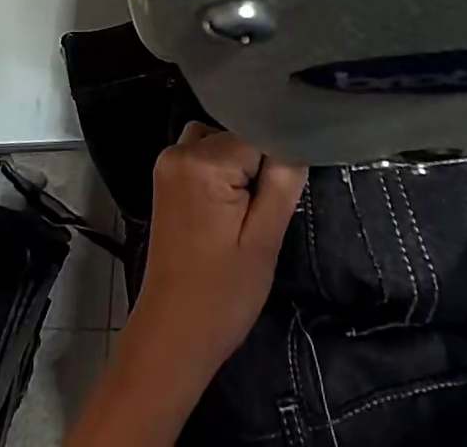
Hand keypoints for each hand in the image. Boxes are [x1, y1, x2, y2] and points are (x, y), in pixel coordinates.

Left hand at [127, 123, 307, 376]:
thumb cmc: (223, 294)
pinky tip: (229, 206)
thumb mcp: (266, 239)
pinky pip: (207, 152)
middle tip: (263, 211)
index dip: (279, 161)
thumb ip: (284, 179)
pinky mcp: (167, 176)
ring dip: (242, 164)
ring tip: (246, 209)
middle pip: (241, 133)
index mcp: (203, 162)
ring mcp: (168, 162)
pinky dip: (223, 168)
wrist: (173, 335)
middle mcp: (180, 151)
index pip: (261, 132)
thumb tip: (298, 136)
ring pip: (225, 139)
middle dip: (261, 163)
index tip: (281, 194)